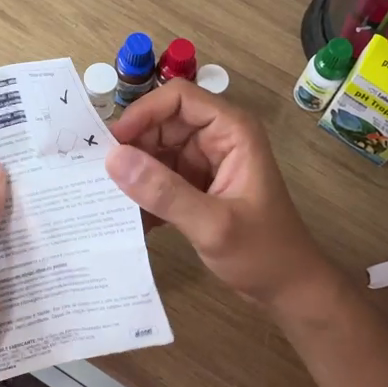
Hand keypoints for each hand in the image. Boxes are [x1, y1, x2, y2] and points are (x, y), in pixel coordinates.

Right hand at [105, 80, 337, 310]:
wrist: (289, 288)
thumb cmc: (263, 253)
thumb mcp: (212, 224)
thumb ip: (164, 192)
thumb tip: (113, 159)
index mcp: (232, 131)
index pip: (179, 98)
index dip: (143, 113)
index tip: (112, 145)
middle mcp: (218, 138)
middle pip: (162, 123)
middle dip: (132, 147)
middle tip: (99, 178)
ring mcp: (206, 162)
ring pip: (156, 151)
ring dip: (134, 175)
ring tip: (106, 200)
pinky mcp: (196, 186)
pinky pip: (160, 177)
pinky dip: (144, 194)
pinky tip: (129, 220)